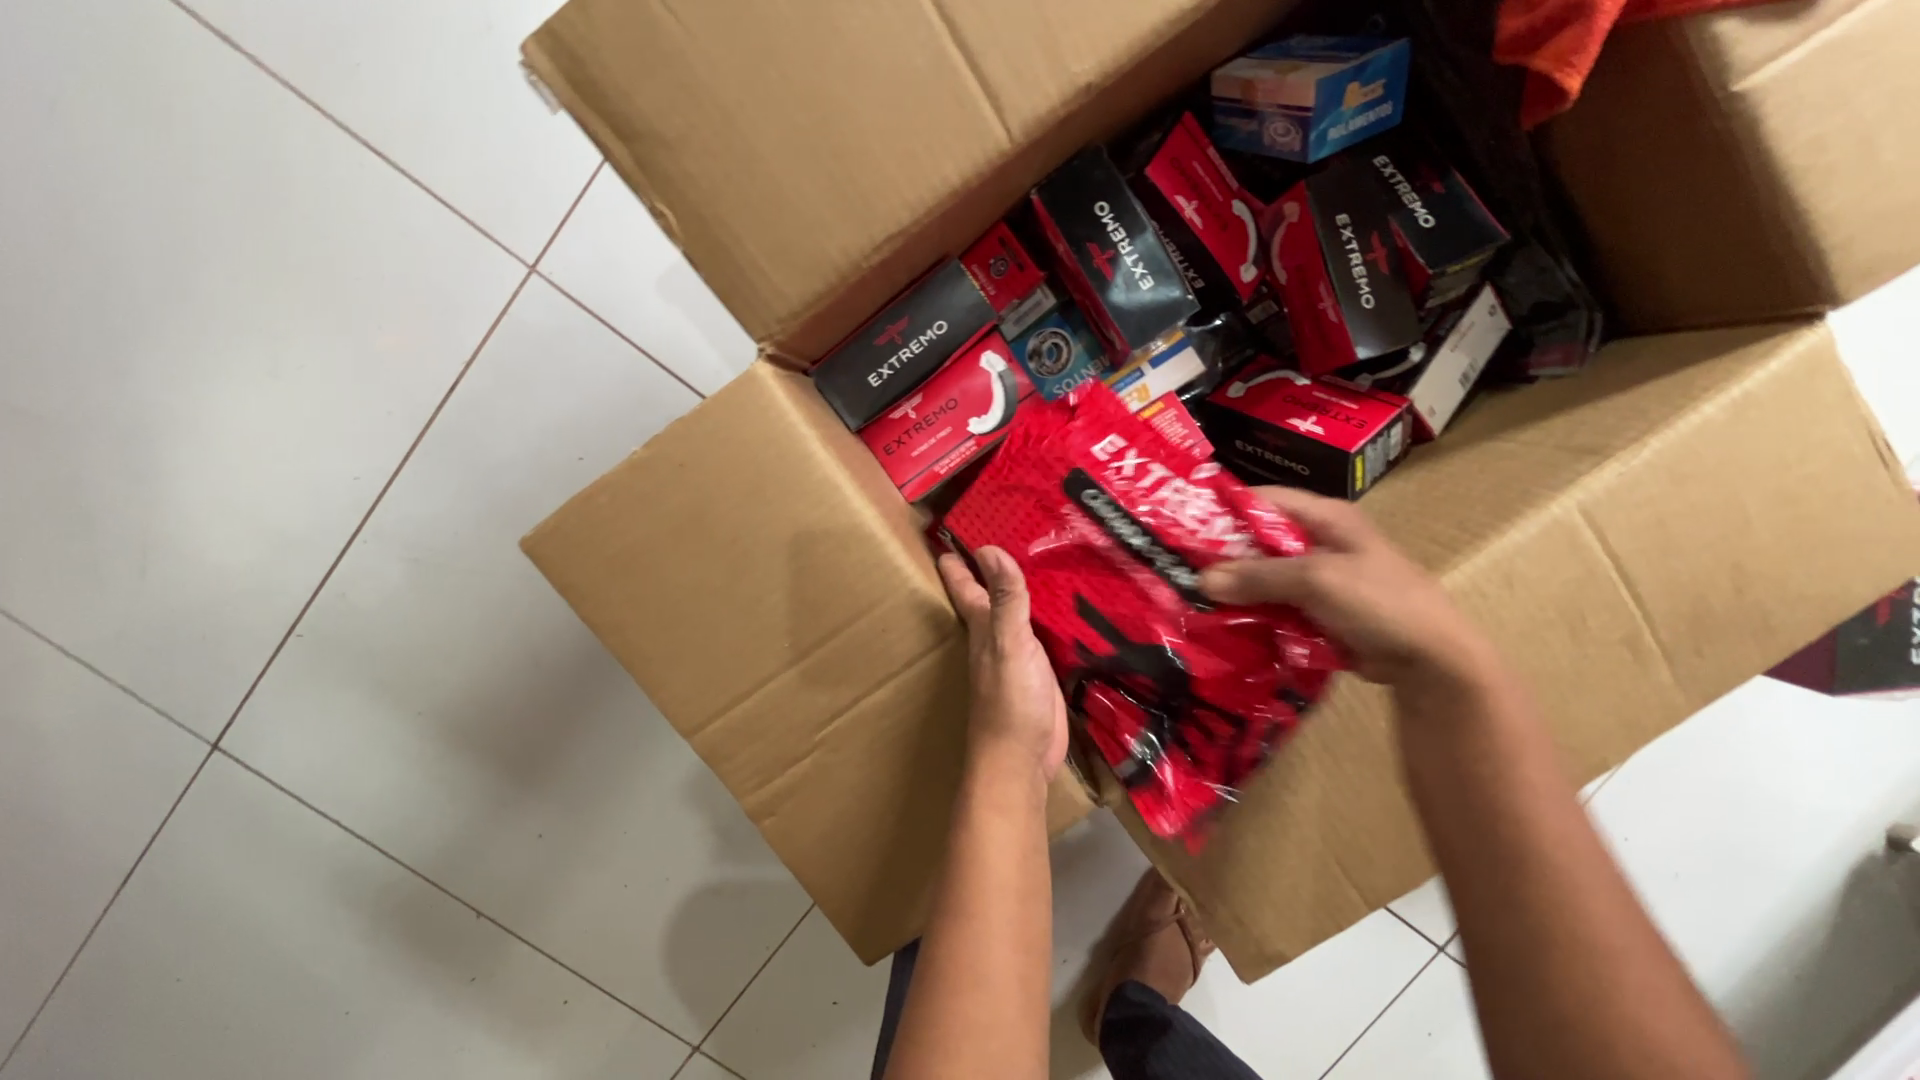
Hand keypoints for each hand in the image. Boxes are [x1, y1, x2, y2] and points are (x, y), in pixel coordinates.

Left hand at [938, 546, 1069, 783]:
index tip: (951, 528)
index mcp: (982, 626)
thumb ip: (1005, 599)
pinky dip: (1050, 617)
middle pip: (990, 593)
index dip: (956, 558)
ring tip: (1037, 557)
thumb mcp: (1008, 643)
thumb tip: (988, 548)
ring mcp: (1019, 655)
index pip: (964, 584)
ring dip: (1021, 589)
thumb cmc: (1008, 701)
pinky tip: (1064, 608)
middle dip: (991, 565)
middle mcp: (997, 636)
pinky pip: (1044, 634)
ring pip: (1017, 612)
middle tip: (1003, 528)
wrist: (1022, 759)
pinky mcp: (1042, 671)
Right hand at [1200, 487, 1498, 688]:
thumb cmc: (1380, 602)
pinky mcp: (1319, 612)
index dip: (1223, 509)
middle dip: (1223, 556)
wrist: (1431, 659)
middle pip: (1258, 540)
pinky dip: (1254, 614)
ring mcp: (1320, 579)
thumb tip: (1202, 580)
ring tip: (1194, 600)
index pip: (1263, 500)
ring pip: (1264, 577)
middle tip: (1179, 569)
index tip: (1182, 525)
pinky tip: (1225, 625)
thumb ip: (1259, 576)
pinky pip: (1276, 607)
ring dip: (1236, 590)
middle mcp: (1319, 542)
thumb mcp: (1316, 580)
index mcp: (1325, 518)